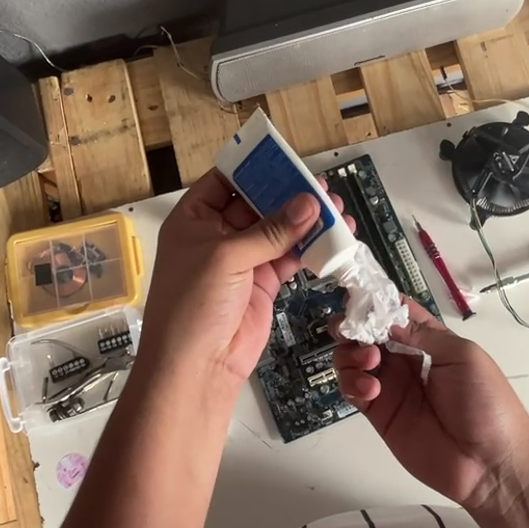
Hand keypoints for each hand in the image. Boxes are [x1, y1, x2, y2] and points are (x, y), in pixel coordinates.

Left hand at [137, 169, 326, 387]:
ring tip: (337, 208)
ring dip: (305, 221)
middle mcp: (217, 235)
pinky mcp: (262, 283)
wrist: (196, 367)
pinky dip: (310, 248)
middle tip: (322, 185)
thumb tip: (308, 203)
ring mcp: (241, 260)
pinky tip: (332, 238)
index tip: (288, 159)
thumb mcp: (226, 259)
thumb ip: (270, 230)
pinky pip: (288, 257)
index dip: (255, 169)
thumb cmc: (192, 306)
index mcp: (194, 219)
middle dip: (289, 194)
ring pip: (278, 230)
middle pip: (257, 203)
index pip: (226, 181)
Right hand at [333, 299, 528, 509]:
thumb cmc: (487, 402)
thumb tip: (388, 318)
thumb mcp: (463, 356)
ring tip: (368, 361)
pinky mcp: (379, 414)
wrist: (490, 463)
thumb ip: (423, 335)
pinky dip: (352, 382)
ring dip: (351, 353)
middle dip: (354, 326)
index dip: (376, 302)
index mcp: (429, 341)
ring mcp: (390, 387)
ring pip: (353, 358)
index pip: (396, 312)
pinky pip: (353, 390)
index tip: (360, 298)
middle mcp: (406, 359)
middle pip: (367, 333)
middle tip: (353, 330)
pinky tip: (371, 389)